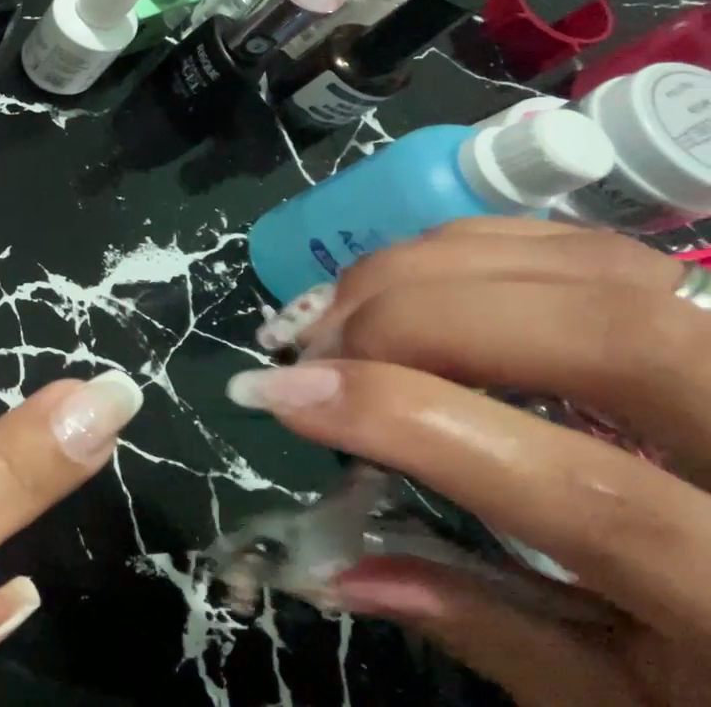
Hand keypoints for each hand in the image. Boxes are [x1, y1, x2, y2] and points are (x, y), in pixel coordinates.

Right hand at [238, 218, 710, 705]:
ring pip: (591, 268)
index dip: (411, 424)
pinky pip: (585, 246)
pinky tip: (408, 288)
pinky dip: (472, 250)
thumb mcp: (628, 702)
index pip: (586, 493)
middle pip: (608, 332)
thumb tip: (330, 571)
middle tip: (312, 350)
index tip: (279, 396)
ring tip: (340, 317)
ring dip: (427, 273)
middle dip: (415, 321)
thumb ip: (492, 632)